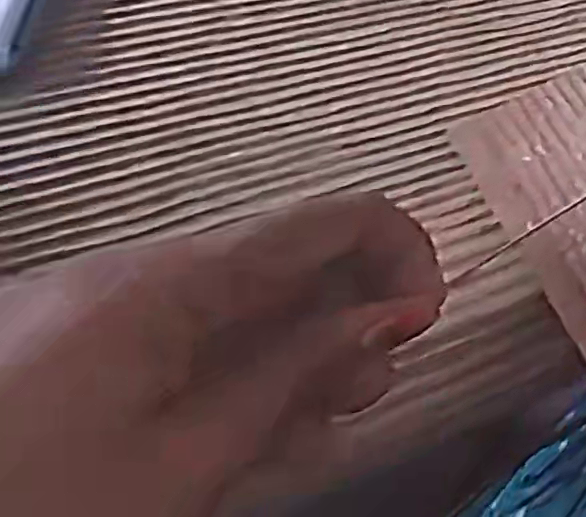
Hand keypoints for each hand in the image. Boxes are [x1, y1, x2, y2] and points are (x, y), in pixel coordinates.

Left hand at [0, 193, 445, 516]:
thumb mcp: (189, 456)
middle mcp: (137, 272)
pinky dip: (239, 373)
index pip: (341, 217)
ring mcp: (92, 310)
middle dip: (353, 317)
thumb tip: (407, 311)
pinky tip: (256, 429)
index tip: (428, 316)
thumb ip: (306, 367)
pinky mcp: (60, 350)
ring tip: (320, 418)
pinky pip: (187, 338)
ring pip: (247, 305)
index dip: (407, 252)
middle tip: (373, 385)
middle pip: (296, 263)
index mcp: (170, 279)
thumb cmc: (36, 509)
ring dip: (302, 354)